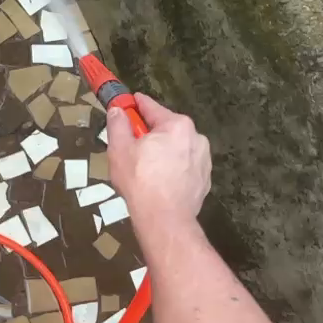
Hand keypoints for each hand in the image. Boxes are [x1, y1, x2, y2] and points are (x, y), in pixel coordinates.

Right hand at [105, 93, 211, 226]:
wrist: (164, 219)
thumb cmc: (140, 180)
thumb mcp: (120, 150)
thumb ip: (118, 125)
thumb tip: (118, 110)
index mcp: (177, 125)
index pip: (151, 107)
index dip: (135, 104)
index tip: (126, 103)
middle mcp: (196, 137)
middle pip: (166, 128)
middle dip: (149, 134)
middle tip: (131, 146)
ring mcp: (204, 159)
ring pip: (177, 148)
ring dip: (163, 152)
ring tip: (145, 169)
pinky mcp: (205, 179)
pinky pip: (184, 166)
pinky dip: (173, 169)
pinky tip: (160, 182)